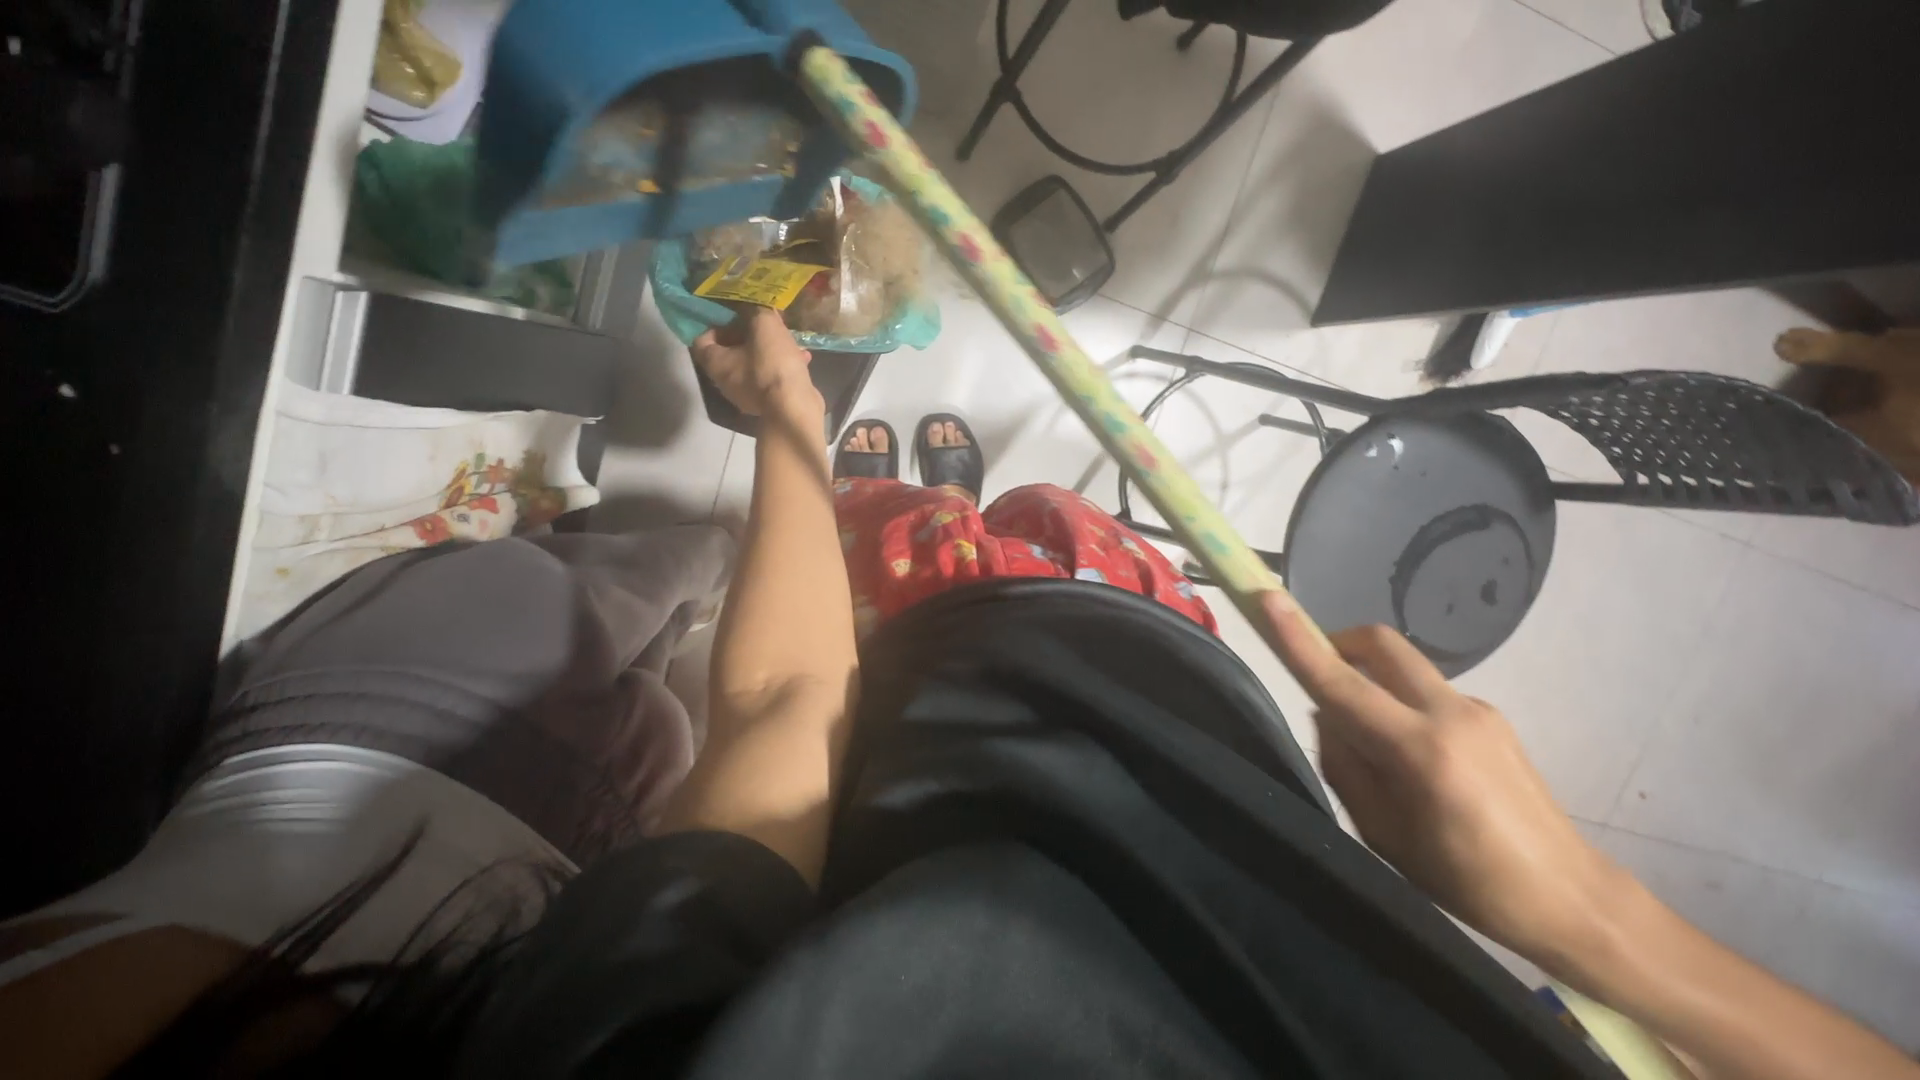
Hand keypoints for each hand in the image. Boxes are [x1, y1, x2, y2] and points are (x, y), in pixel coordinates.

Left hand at [693, 306, 821, 418]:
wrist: (794, 408)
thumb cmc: (772, 364)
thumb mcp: (764, 326)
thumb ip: (757, 310)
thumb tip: (755, 304)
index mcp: (716, 363)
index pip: (701, 340)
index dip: (715, 323)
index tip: (732, 313)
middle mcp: (726, 381)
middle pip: (729, 352)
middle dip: (746, 334)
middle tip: (762, 320)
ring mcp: (748, 395)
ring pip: (753, 364)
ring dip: (767, 349)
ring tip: (785, 337)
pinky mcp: (769, 402)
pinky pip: (771, 377)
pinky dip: (781, 365)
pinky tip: (801, 357)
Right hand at [1257, 594, 1631, 970]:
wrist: (1570, 897)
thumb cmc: (1466, 880)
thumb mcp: (1384, 835)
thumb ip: (1346, 766)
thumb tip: (1328, 717)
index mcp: (1420, 751)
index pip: (1342, 684)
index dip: (1298, 641)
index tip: (1269, 599)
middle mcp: (1451, 714)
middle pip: (1381, 645)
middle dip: (1340, 643)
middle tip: (1319, 677)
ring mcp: (1478, 710)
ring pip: (1403, 670)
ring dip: (1372, 686)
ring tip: (1375, 755)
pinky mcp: (1492, 717)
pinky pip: (1426, 693)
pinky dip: (1400, 708)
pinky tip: (1413, 765)